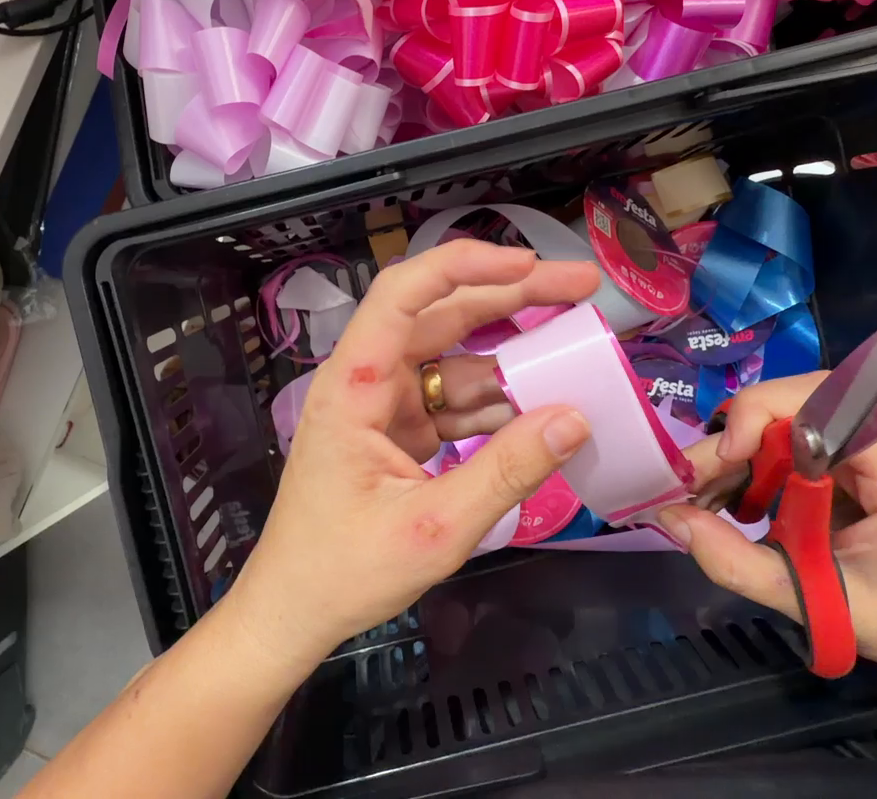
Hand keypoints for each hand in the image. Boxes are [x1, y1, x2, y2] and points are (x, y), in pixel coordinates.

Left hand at [221, 241, 600, 666]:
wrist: (294, 611)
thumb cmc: (344, 570)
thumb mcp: (434, 528)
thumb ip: (507, 472)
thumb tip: (576, 418)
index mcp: (355, 385)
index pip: (402, 294)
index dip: (464, 265)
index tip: (530, 264)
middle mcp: (368, 380)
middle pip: (441, 314)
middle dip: (511, 296)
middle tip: (583, 286)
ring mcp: (385, 405)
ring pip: (454, 358)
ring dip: (512, 356)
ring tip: (576, 348)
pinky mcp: (399, 431)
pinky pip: (454, 402)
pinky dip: (497, 403)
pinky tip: (542, 407)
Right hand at [659, 373, 876, 698]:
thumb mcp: (820, 605)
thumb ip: (739, 565)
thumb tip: (669, 518)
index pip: (823, 404)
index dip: (761, 418)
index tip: (723, 467)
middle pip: (802, 398)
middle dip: (740, 434)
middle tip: (694, 482)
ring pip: (795, 407)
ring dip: (746, 444)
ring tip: (709, 491)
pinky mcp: (872, 445)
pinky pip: (804, 427)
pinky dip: (764, 453)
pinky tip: (741, 491)